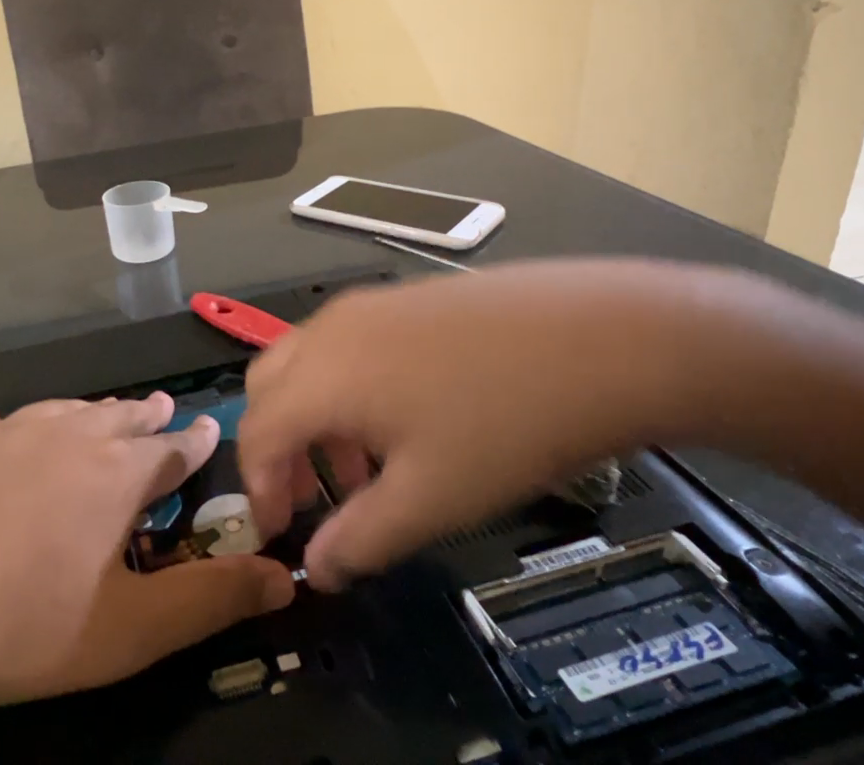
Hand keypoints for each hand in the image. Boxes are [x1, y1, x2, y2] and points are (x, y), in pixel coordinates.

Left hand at [0, 394, 294, 750]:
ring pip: (54, 411)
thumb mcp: (132, 631)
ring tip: (92, 417)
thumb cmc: (24, 631)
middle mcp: (61, 435)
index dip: (194, 441)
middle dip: (142, 416)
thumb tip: (286, 578)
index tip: (207, 429)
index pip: (171, 448)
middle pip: (115, 417)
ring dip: (81, 415)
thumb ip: (214, 600)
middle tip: (157, 409)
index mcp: (113, 473)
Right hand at [239, 260, 801, 589]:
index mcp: (322, 376)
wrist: (607, 339)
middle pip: (269, 386)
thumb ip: (360, 539)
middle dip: (278, 446)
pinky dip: (349, 387)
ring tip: (368, 466)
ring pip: (311, 361)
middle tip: (313, 494)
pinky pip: (352, 343)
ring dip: (316, 417)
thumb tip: (319, 567)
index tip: (279, 531)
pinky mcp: (413, 296)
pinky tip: (410, 418)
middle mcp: (333, 328)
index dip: (259, 488)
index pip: (256, 433)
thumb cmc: (506, 426)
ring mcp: (374, 303)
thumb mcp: (430, 500)